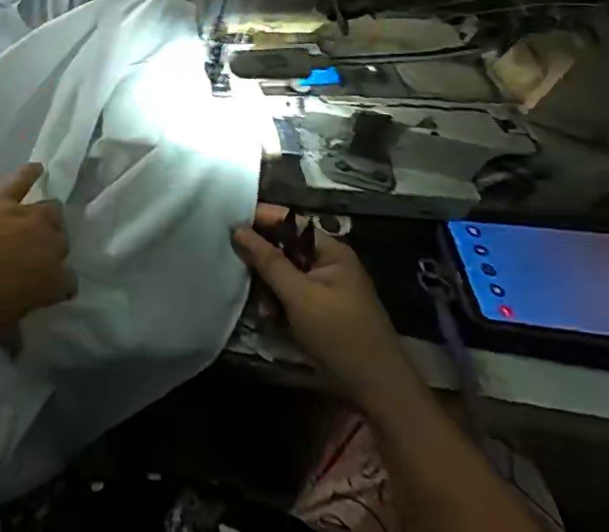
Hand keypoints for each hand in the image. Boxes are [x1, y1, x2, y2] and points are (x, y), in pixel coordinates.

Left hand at [0, 164, 75, 345]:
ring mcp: (24, 216)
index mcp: (50, 280)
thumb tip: (19, 347)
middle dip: (52, 250)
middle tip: (33, 259)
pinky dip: (31, 173)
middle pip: (62, 242)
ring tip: (35, 225)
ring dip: (47, 219)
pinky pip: (23, 178)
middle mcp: (46, 244)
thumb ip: (14, 333)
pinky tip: (37, 169)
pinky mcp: (1, 197)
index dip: (57, 287)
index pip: (69, 281)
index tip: (44, 292)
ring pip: (52, 210)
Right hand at [232, 204, 411, 400]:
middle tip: (242, 274)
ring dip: (269, 288)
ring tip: (263, 310)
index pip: (290, 221)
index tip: (229, 224)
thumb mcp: (299, 296)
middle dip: (263, 262)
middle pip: (285, 248)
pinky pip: (293, 295)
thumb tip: (239, 230)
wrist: (378, 390)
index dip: (261, 219)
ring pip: (286, 274)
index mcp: (330, 251)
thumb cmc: (340, 335)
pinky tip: (272, 321)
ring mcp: (326, 288)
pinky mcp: (322, 310)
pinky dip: (280, 304)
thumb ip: (268, 261)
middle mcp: (329, 263)